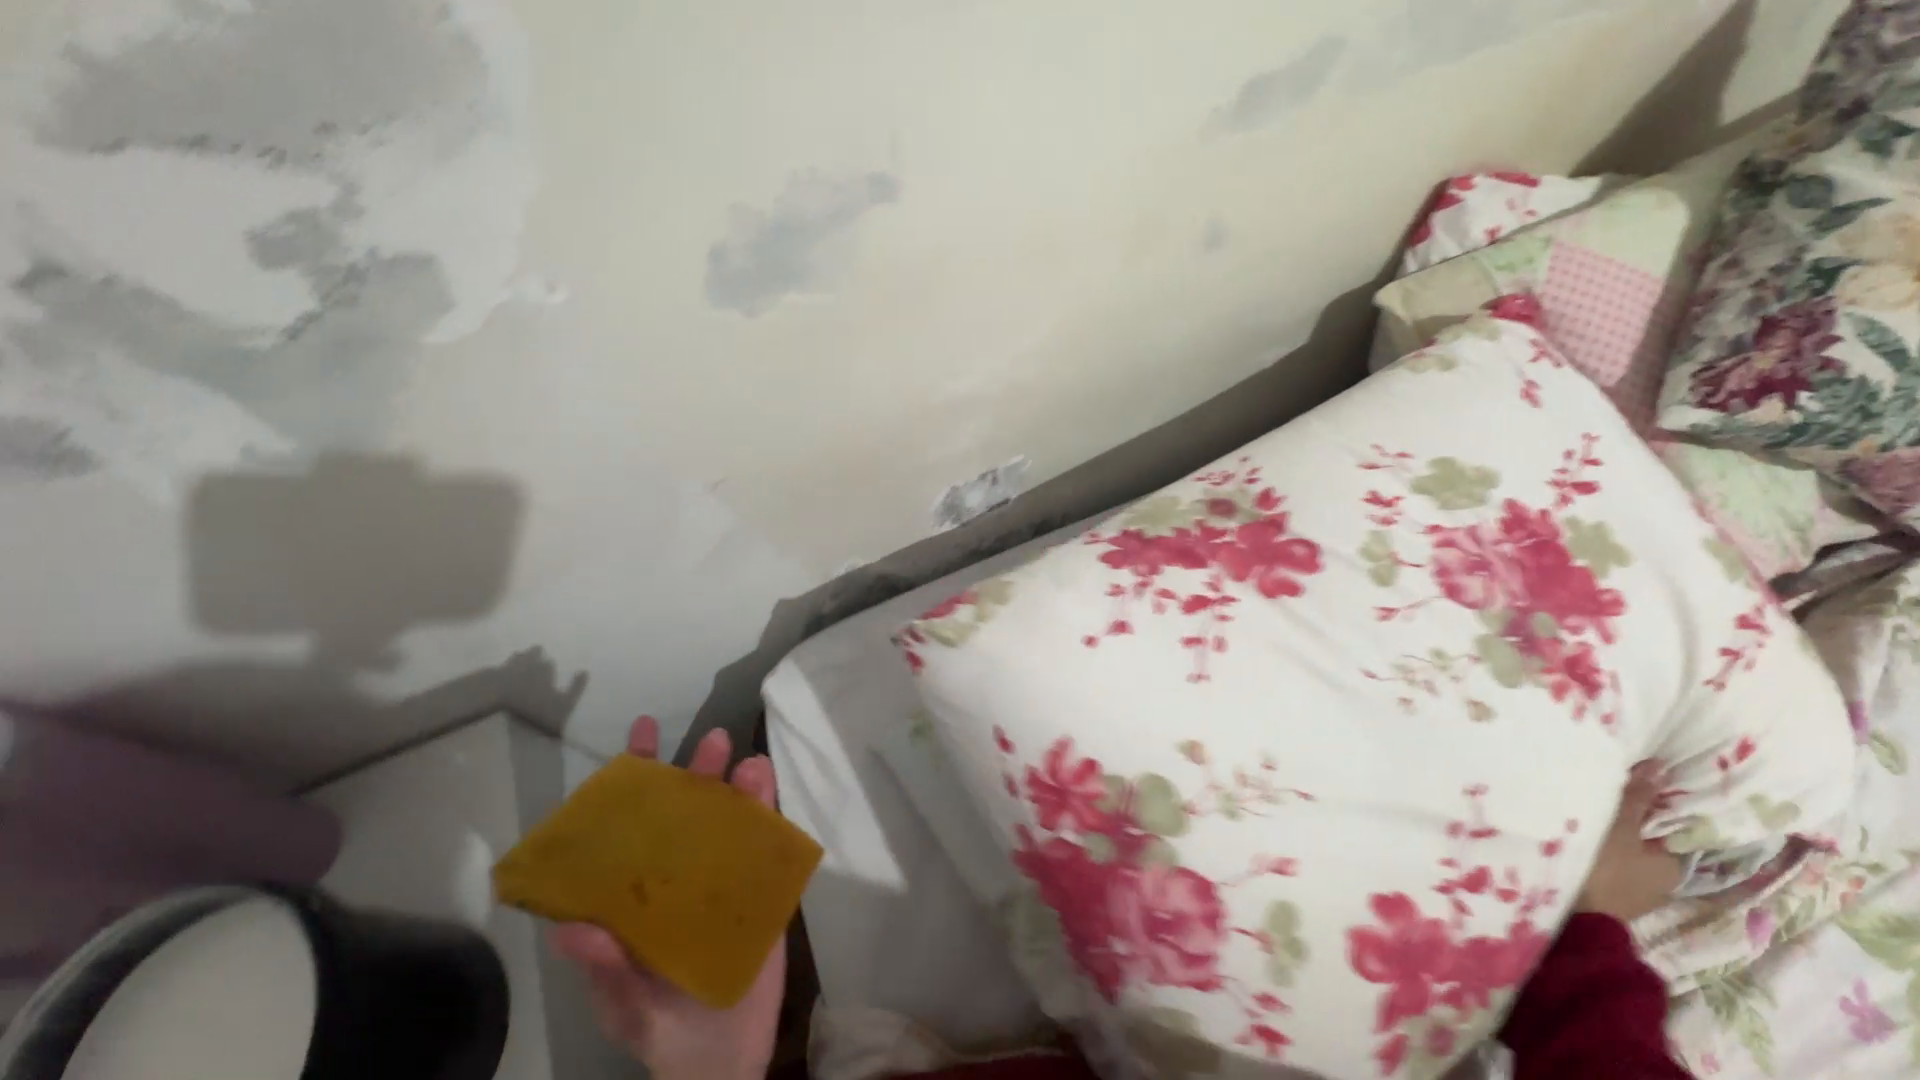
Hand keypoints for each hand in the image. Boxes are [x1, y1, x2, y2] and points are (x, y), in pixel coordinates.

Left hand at [550, 716, 785, 1079]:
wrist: (722, 1062)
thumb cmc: (661, 1029)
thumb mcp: (624, 1006)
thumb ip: (606, 972)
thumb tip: (573, 931)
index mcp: (638, 892)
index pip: (631, 826)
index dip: (634, 777)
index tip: (642, 734)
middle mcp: (678, 875)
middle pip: (687, 812)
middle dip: (696, 772)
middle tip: (711, 743)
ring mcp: (722, 882)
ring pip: (730, 822)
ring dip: (738, 788)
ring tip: (748, 765)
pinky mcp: (760, 896)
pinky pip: (765, 851)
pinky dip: (768, 819)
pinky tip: (772, 795)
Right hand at [1576, 762, 1684, 922]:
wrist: (1575, 921)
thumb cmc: (1605, 869)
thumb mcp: (1621, 827)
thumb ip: (1638, 798)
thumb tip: (1660, 766)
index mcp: (1676, 865)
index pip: (1667, 828)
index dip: (1649, 807)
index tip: (1627, 789)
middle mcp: (1662, 882)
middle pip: (1642, 841)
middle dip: (1625, 822)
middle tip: (1599, 798)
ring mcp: (1633, 893)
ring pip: (1622, 855)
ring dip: (1607, 839)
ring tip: (1583, 817)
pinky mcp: (1606, 898)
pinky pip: (1605, 866)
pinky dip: (1596, 854)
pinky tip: (1578, 843)